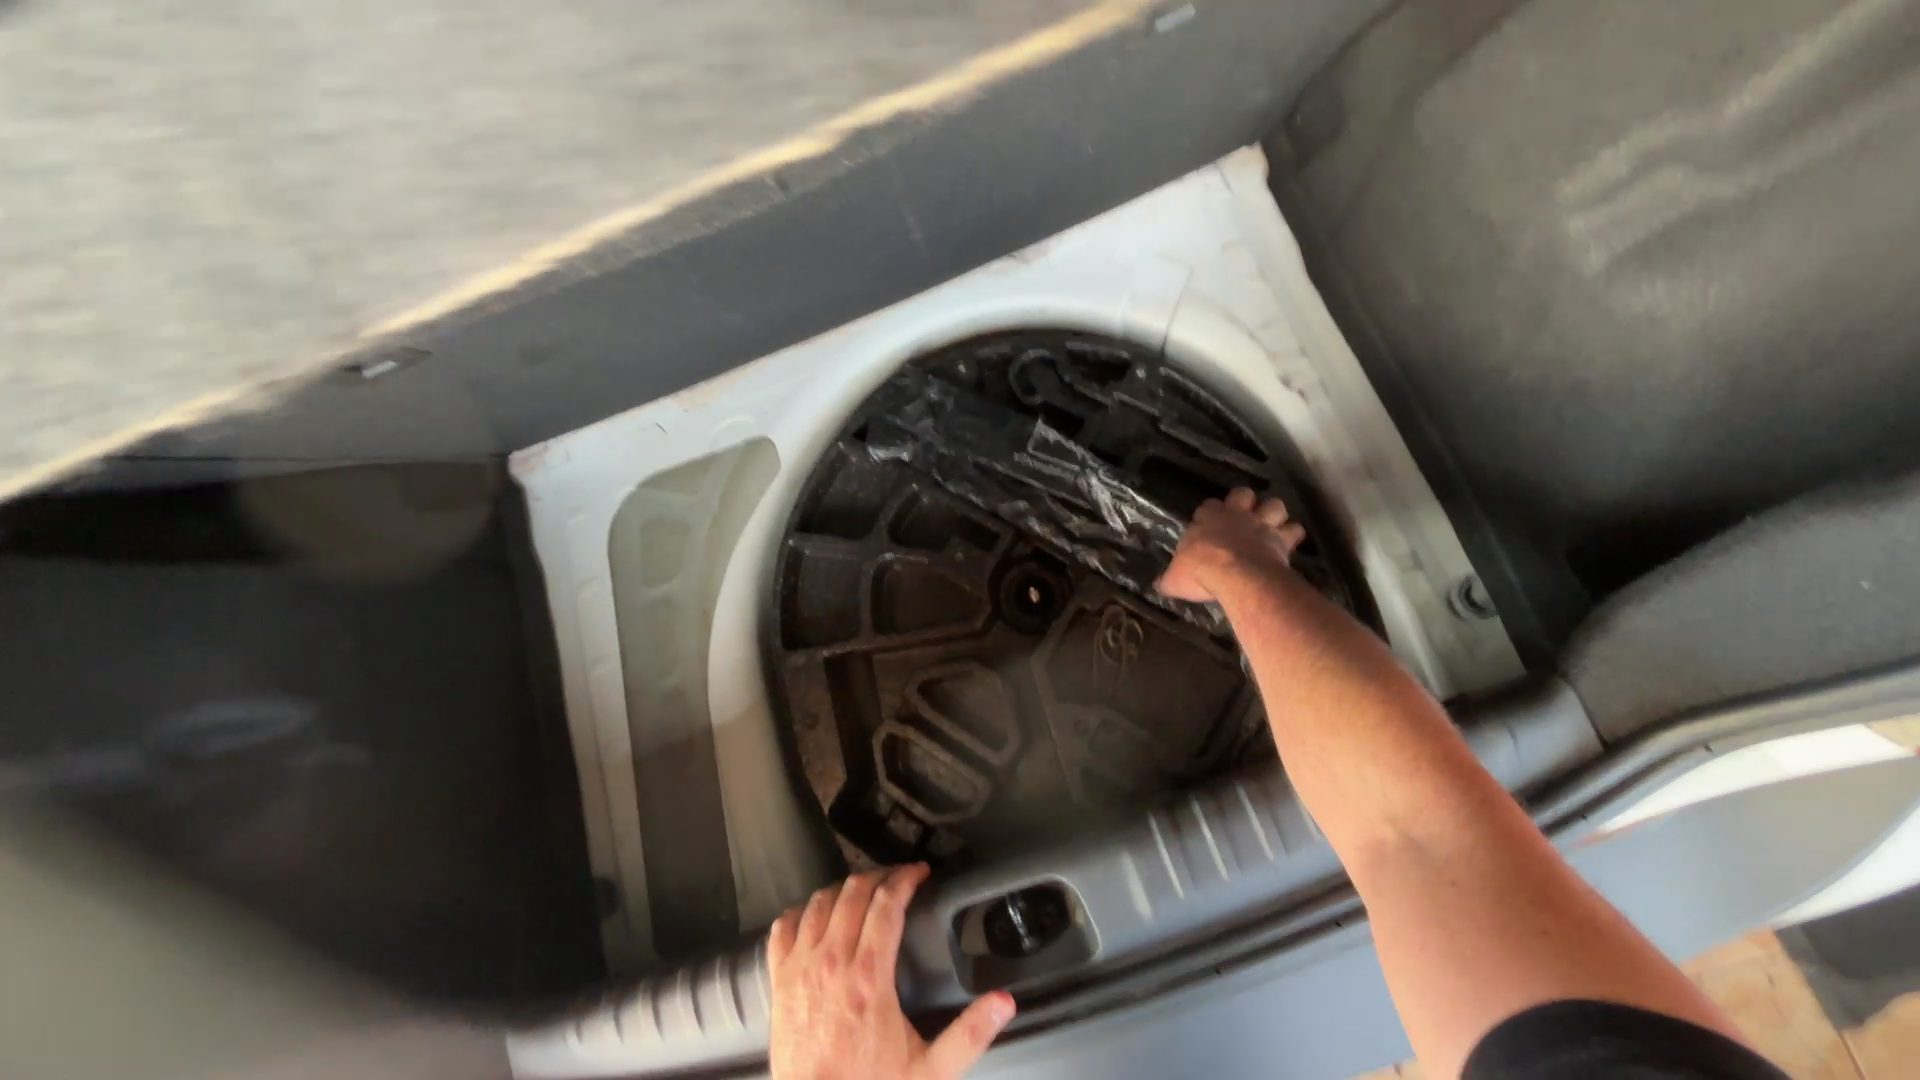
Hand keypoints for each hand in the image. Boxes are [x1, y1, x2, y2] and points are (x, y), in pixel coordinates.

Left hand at [768, 863, 1015, 1079]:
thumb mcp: (931, 1070)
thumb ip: (970, 1034)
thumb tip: (1003, 1002)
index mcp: (870, 976)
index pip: (887, 903)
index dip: (906, 877)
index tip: (920, 872)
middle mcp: (832, 962)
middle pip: (854, 892)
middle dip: (879, 875)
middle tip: (897, 879)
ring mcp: (801, 969)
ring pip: (820, 901)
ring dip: (843, 889)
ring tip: (863, 891)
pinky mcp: (780, 981)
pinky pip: (784, 926)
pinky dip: (801, 911)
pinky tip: (815, 912)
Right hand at [1157, 488, 1306, 604]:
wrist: (1235, 575)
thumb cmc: (1200, 572)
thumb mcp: (1174, 579)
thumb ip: (1169, 579)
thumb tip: (1159, 585)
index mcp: (1207, 520)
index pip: (1208, 506)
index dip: (1211, 513)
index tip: (1210, 524)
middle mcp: (1235, 515)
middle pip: (1243, 494)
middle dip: (1246, 502)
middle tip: (1245, 516)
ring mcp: (1260, 524)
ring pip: (1274, 504)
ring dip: (1274, 514)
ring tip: (1272, 525)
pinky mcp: (1281, 538)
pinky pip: (1294, 530)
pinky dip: (1293, 535)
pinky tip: (1289, 543)